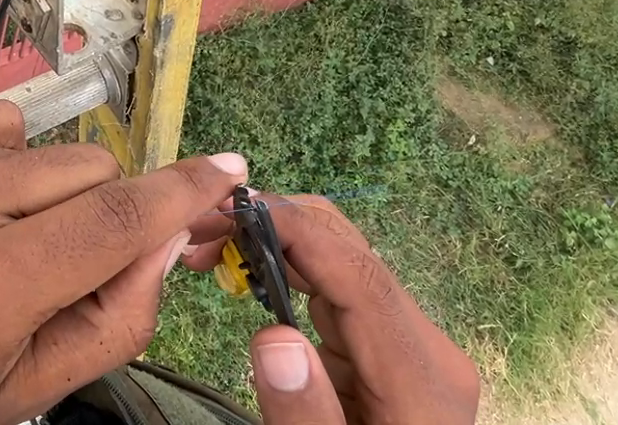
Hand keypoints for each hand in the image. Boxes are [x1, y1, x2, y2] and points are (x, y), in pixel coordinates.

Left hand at [0, 101, 247, 424]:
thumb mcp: (32, 393)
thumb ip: (117, 311)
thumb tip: (165, 232)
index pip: (118, 219)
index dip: (184, 193)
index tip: (227, 170)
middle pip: (92, 170)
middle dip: (103, 214)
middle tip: (66, 266)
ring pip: (50, 147)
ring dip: (52, 193)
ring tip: (7, 245)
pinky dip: (7, 163)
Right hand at [182, 194, 478, 423]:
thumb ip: (304, 415)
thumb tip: (273, 336)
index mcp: (418, 373)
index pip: (358, 273)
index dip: (294, 231)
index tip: (226, 213)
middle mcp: (418, 340)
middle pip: (347, 250)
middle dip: (272, 222)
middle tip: (199, 229)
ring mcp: (400, 336)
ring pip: (336, 255)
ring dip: (271, 236)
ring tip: (209, 244)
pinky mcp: (379, 340)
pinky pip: (330, 282)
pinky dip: (281, 263)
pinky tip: (242, 266)